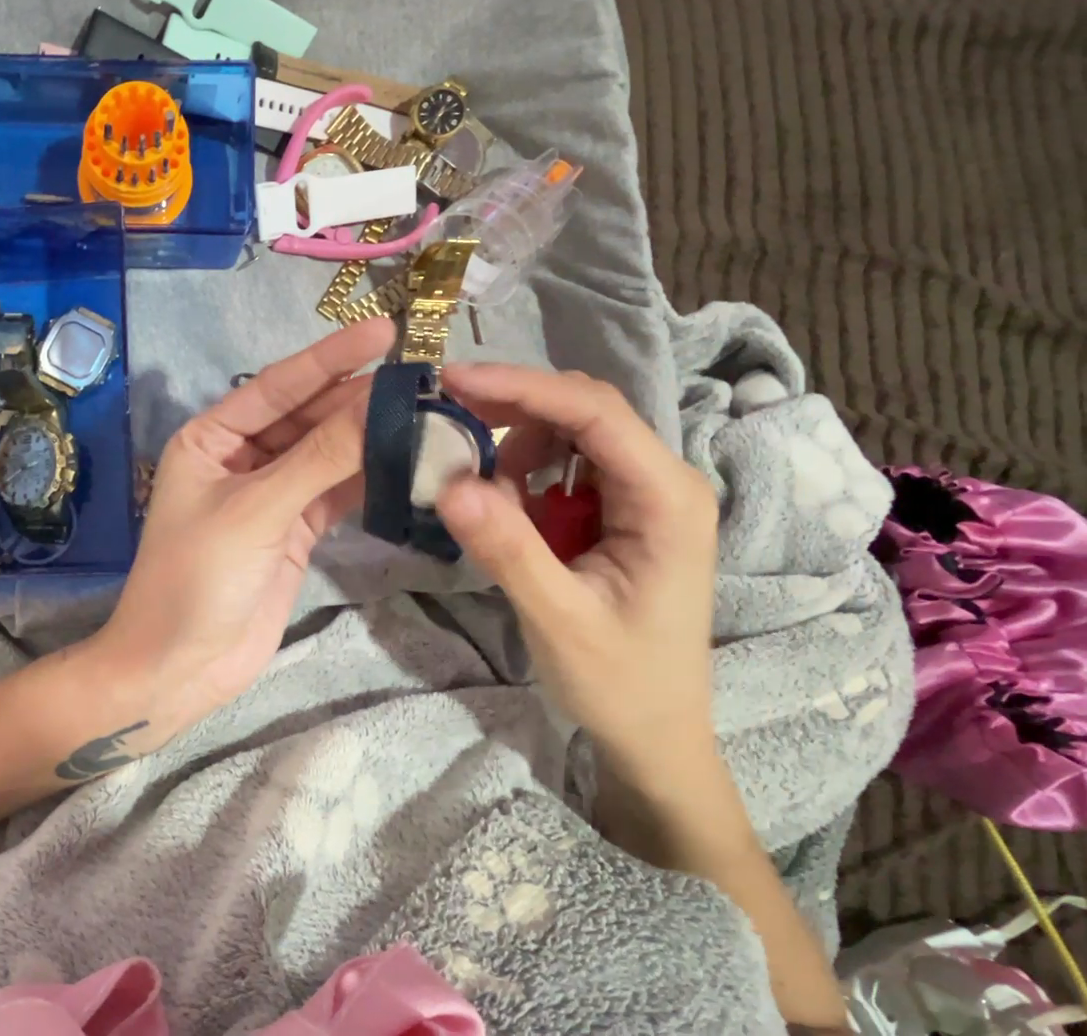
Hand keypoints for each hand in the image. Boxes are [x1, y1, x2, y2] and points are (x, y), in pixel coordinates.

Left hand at [94, 318, 396, 740]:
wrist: (180, 666)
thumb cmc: (197, 578)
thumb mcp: (255, 511)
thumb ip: (318, 460)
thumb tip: (380, 406)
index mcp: (210, 438)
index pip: (276, 386)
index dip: (330, 359)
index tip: (386, 331)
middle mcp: (239, 458)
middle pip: (307, 417)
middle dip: (359, 399)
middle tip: (426, 378)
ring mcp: (269, 495)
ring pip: (326, 454)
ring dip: (371, 438)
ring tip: (432, 413)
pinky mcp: (293, 531)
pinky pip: (336, 492)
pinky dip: (370, 480)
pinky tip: (412, 462)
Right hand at [431, 364, 720, 767]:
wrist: (653, 732)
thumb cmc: (619, 681)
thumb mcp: (558, 618)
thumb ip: (508, 548)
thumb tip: (449, 482)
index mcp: (668, 499)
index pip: (595, 412)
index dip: (522, 387)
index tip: (452, 380)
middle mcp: (663, 482)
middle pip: (584, 411)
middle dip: (513, 407)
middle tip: (445, 418)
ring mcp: (642, 497)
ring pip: (571, 434)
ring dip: (516, 445)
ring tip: (478, 488)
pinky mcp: (619, 514)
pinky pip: (565, 469)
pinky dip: (523, 474)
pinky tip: (503, 510)